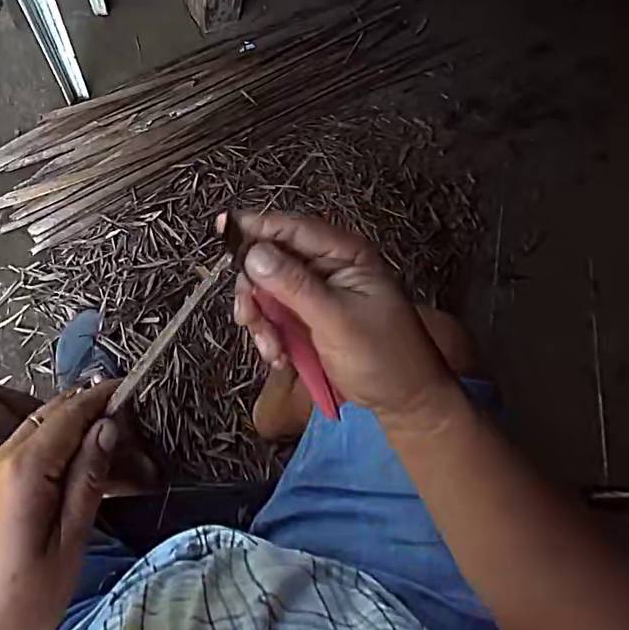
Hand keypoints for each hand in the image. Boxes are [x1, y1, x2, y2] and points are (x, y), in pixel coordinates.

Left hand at [0, 380, 119, 629]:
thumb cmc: (15, 604)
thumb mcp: (67, 544)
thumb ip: (88, 479)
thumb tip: (108, 429)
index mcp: (24, 467)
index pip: (71, 410)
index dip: (103, 396)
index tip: (134, 388)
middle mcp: (4, 457)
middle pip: (56, 410)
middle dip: (94, 407)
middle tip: (133, 421)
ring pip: (44, 425)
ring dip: (79, 424)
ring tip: (118, 444)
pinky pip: (33, 446)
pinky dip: (62, 443)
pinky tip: (87, 464)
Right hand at [226, 210, 462, 425]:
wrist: (405, 404)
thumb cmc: (383, 356)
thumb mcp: (336, 319)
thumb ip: (293, 285)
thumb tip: (254, 253)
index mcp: (344, 253)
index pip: (292, 228)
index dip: (256, 226)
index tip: (223, 228)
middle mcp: (327, 265)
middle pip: (271, 258)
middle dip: (255, 290)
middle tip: (250, 318)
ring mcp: (316, 291)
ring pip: (266, 288)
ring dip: (261, 319)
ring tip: (273, 349)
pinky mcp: (307, 315)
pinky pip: (273, 313)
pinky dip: (269, 334)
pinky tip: (281, 356)